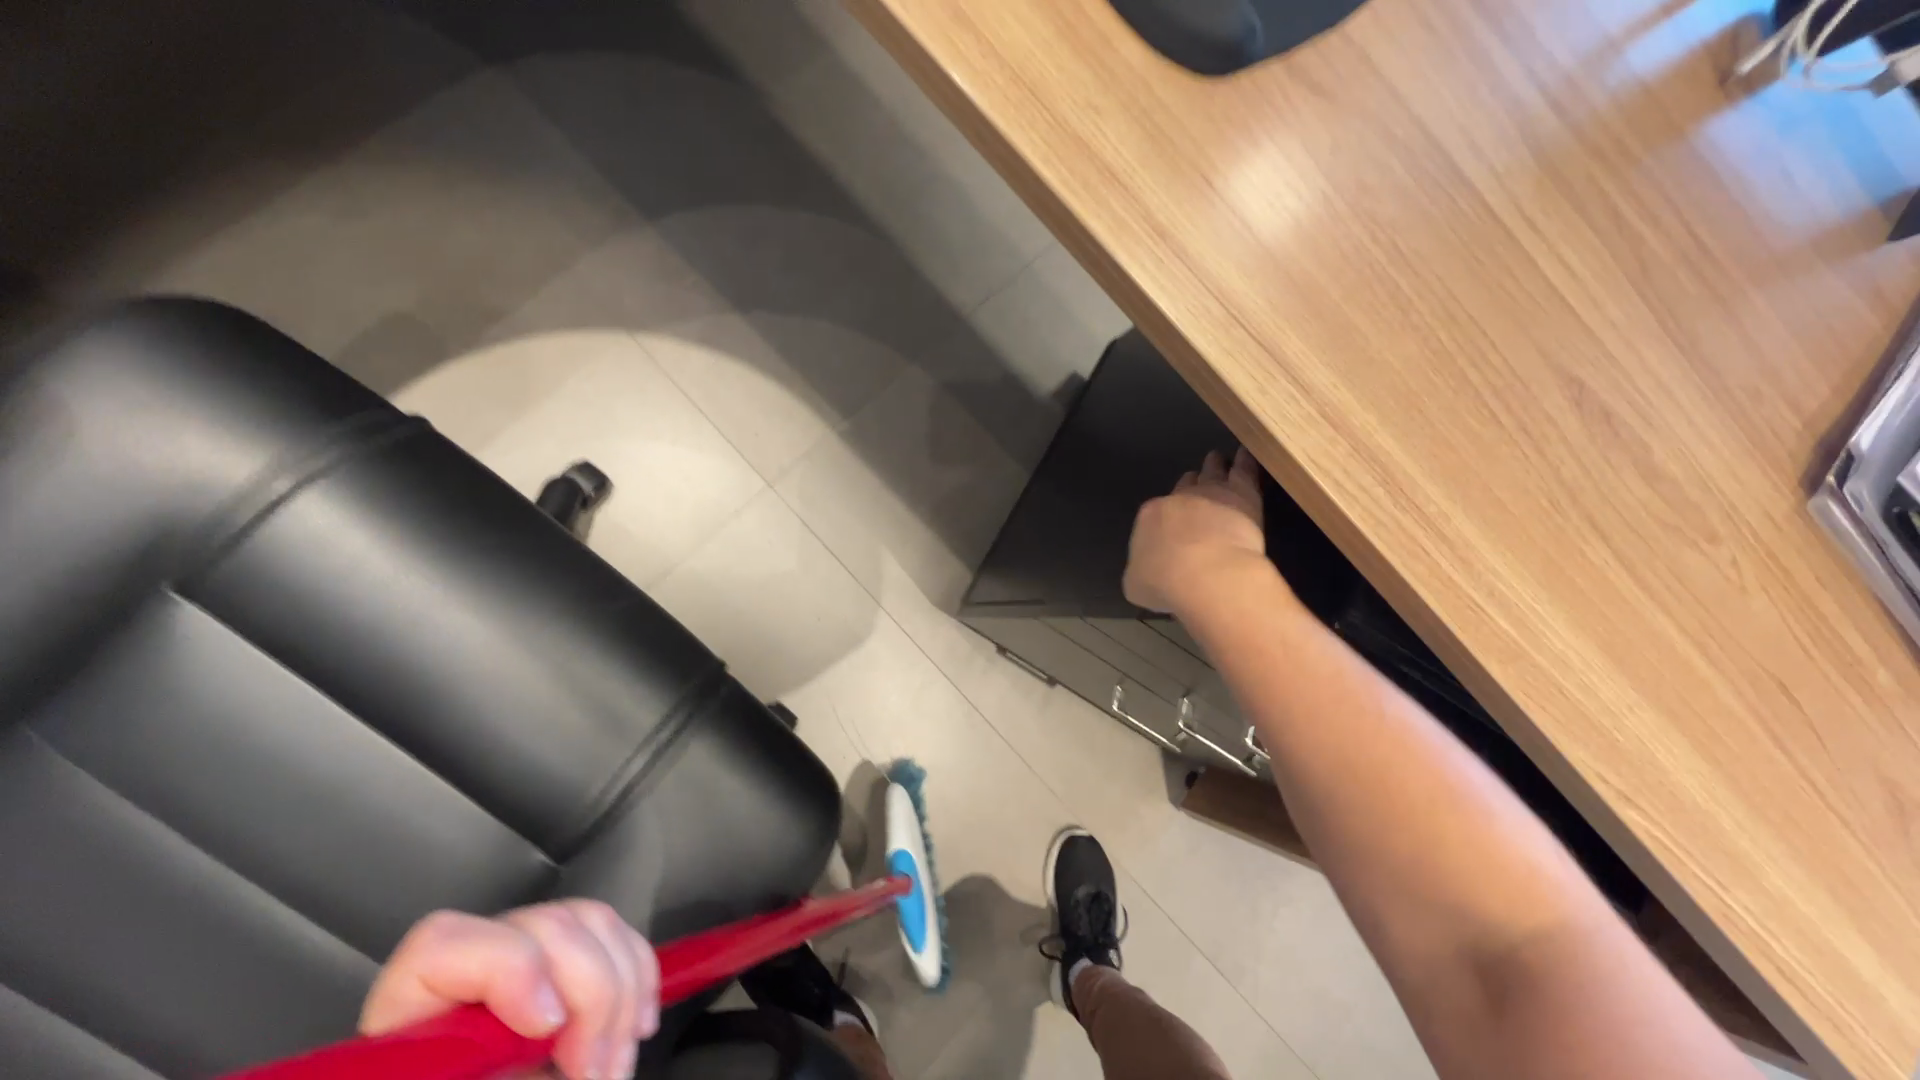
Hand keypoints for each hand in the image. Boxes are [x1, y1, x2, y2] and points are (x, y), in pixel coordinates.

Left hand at [361, 901, 659, 1079]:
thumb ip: (499, 1071)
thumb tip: (554, 1042)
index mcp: (411, 1006)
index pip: (443, 945)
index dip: (511, 970)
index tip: (547, 1029)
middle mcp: (468, 959)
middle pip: (544, 927)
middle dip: (590, 997)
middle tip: (595, 1074)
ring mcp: (521, 948)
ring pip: (591, 922)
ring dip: (621, 994)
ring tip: (613, 1067)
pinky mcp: (567, 955)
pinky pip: (618, 935)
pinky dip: (638, 978)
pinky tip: (636, 1029)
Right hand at [1124, 447, 1277, 615]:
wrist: (1205, 573)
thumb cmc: (1165, 583)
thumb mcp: (1136, 585)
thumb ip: (1140, 572)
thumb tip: (1145, 572)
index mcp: (1150, 517)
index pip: (1155, 512)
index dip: (1164, 519)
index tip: (1171, 529)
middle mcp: (1178, 499)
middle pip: (1184, 487)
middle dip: (1188, 487)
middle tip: (1194, 486)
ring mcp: (1212, 494)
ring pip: (1211, 472)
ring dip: (1212, 466)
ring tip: (1215, 459)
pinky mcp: (1243, 496)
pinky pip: (1244, 470)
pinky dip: (1244, 461)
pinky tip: (1246, 453)